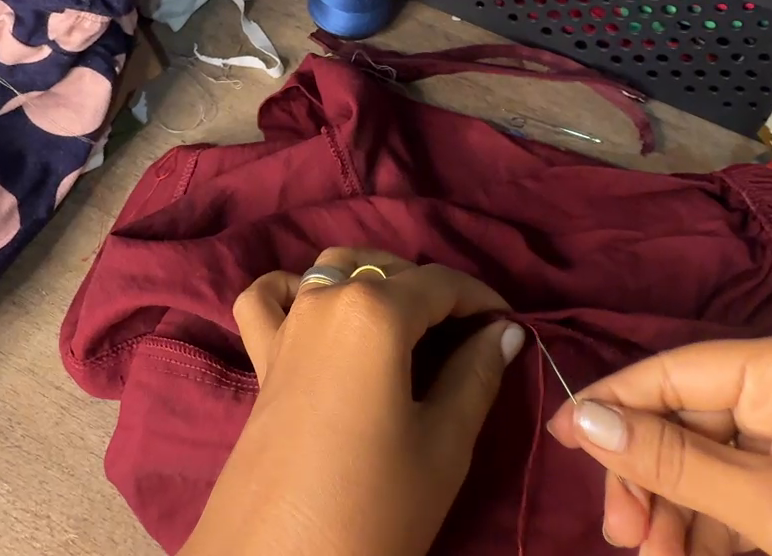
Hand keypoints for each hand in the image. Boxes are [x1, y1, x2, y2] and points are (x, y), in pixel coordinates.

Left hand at [180, 248, 523, 555]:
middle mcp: (327, 298)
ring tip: (409, 321)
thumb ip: (476, 373)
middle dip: (436, 292)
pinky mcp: (261, 353)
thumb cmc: (374, 503)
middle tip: (472, 337)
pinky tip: (317, 311)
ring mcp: (288, 322)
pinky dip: (294, 290)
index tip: (509, 325)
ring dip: (375, 279)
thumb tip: (505, 330)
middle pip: (390, 270)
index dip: (482, 299)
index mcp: (375, 311)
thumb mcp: (443, 444)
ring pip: (334, 268)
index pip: (442, 283)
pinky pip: (269, 298)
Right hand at [546, 329, 771, 555]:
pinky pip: (739, 490)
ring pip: (707, 460)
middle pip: (687, 419)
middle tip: (623, 539)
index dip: (613, 403)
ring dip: (675, 511)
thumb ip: (673, 462)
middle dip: (650, 477)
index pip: (674, 372)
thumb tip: (581, 419)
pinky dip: (711, 528)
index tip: (559, 440)